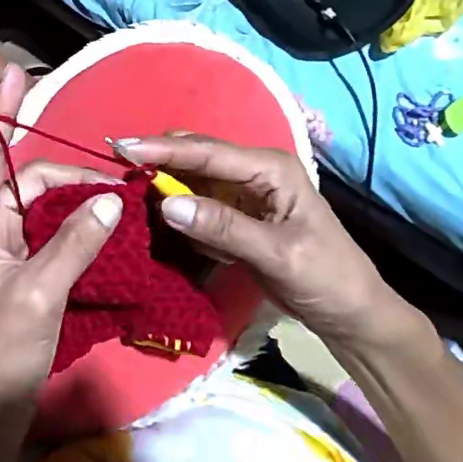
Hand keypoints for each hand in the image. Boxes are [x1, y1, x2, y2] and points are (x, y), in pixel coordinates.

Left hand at [0, 64, 122, 406]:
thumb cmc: (4, 348)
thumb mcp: (40, 293)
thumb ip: (75, 242)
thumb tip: (112, 199)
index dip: (1, 113)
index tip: (12, 72)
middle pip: (26, 179)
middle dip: (68, 177)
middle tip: (114, 188)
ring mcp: (2, 242)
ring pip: (42, 201)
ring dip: (76, 198)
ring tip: (115, 202)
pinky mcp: (22, 259)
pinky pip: (50, 224)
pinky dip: (75, 218)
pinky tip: (102, 217)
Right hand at [114, 134, 430, 349]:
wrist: (349, 312)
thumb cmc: (326, 276)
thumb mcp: (278, 254)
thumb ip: (223, 227)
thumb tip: (167, 204)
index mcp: (268, 168)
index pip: (206, 152)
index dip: (163, 149)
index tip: (122, 148)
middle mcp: (252, 172)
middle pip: (194, 158)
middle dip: (156, 159)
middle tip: (114, 166)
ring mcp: (241, 194)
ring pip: (190, 181)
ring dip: (160, 185)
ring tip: (122, 189)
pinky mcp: (233, 217)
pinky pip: (195, 207)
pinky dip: (173, 211)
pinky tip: (149, 214)